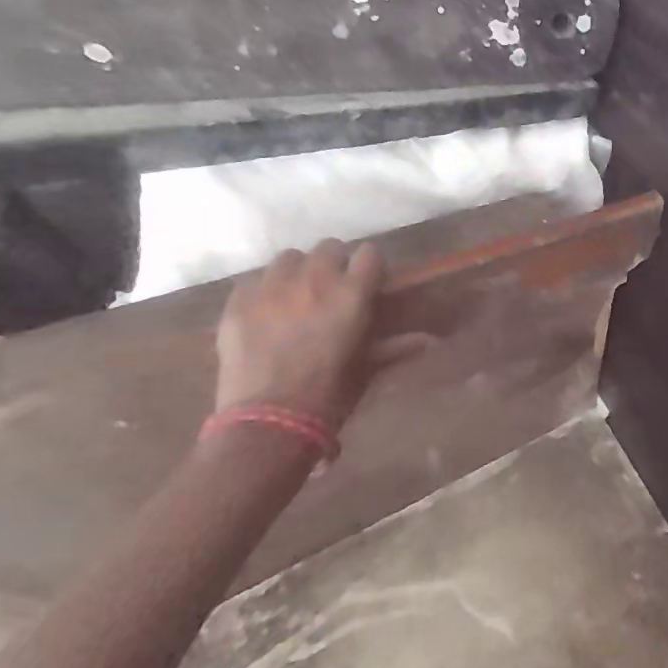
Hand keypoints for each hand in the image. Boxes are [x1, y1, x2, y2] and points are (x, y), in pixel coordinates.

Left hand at [213, 239, 423, 430]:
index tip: (368, 283)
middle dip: (334, 264)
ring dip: (297, 272)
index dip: (370, 266)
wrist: (269, 421)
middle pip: (328, 247)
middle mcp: (313, 279)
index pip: (370, 253)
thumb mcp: (368, 369)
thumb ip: (396, 346)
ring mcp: (271, 286)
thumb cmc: (329, 396)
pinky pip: (254, 280)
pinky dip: (263, 292)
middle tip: (331, 291)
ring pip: (289, 257)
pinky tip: (264, 315)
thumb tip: (430, 340)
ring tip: (295, 298)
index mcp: (352, 294)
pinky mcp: (238, 300)